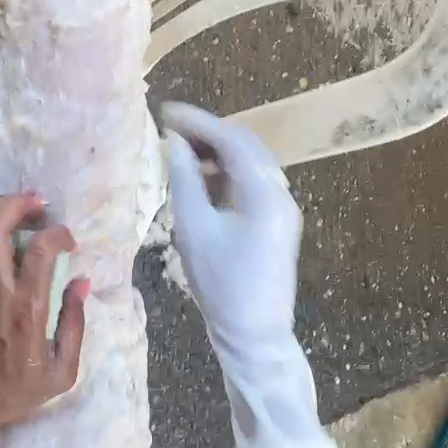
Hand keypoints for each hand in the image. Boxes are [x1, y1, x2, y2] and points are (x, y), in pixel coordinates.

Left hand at [0, 193, 89, 433]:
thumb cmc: (18, 388)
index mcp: (26, 311)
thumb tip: (81, 282)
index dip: (56, 234)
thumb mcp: (62, 372)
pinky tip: (6, 225)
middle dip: (17, 205)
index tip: (68, 240)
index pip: (38, 253)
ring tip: (23, 206)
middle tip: (39, 204)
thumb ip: (75, 324)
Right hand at [162, 103, 340, 447]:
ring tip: (180, 148)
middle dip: (206, 131)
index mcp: (263, 192)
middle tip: (170, 126)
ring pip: (249, 160)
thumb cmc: (221, 284)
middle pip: (244, 144)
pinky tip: (200, 176)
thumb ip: (184, 180)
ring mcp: (282, 206)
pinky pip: (251, 178)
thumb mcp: (193, 229)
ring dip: (216, 149)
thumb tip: (174, 143)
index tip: (165, 111)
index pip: (230, 139)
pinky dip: (226, 168)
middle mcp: (280, 192)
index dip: (197, 121)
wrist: (255, 336)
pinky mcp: (276, 219)